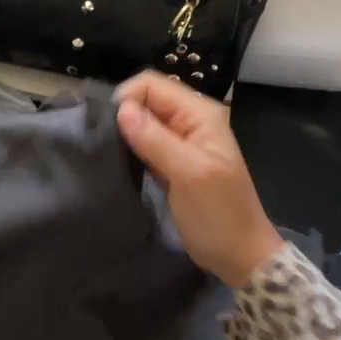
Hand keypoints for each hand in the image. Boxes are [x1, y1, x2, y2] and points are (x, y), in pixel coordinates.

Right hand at [114, 72, 284, 286]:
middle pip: (146, 101)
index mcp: (200, 114)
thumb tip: (121, 111)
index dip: (126, 99)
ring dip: (124, 135)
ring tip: (107, 156)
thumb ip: (155, 140)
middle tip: (102, 145)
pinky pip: (146, 145)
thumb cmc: (218, 215)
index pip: (152, 85)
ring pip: (143, 123)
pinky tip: (121, 167)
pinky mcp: (172, 164)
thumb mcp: (188, 175)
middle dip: (122, 116)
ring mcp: (182, 143)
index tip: (106, 129)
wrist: (238, 254)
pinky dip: (131, 151)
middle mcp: (190, 121)